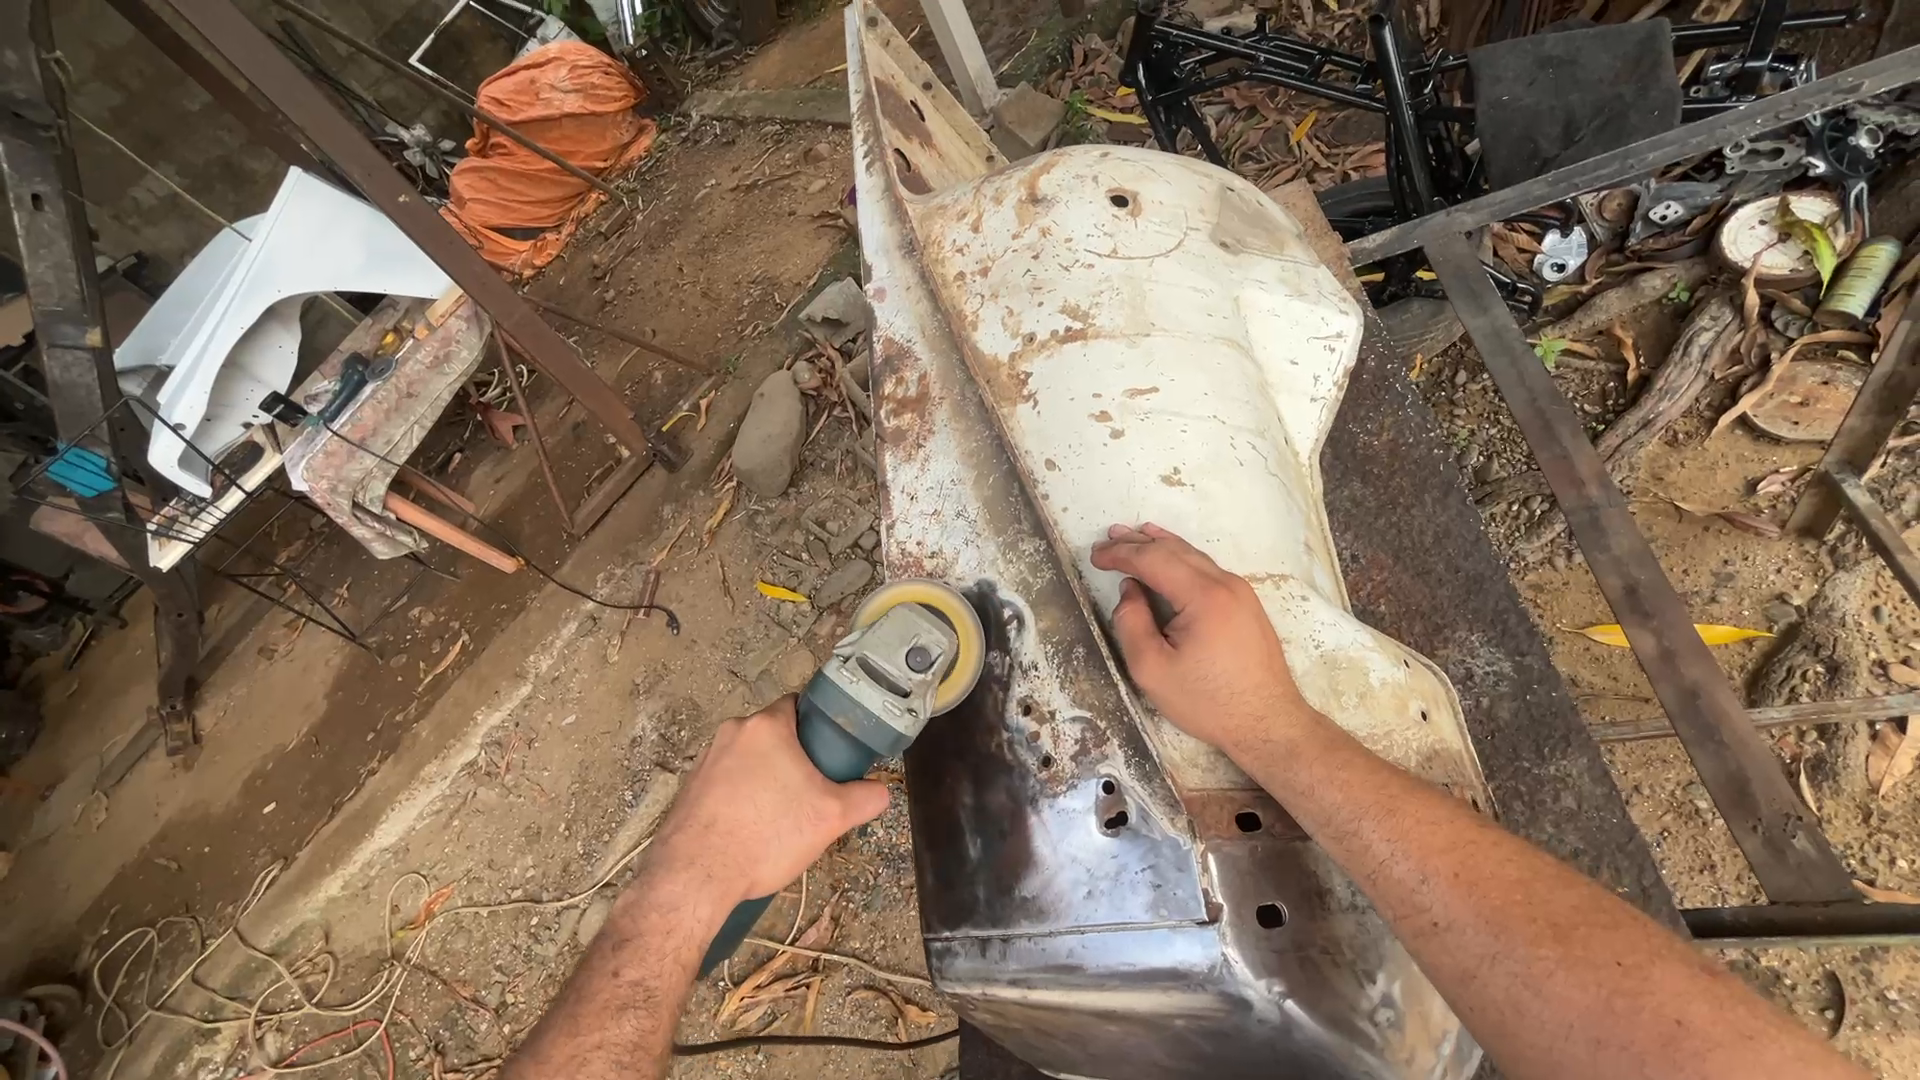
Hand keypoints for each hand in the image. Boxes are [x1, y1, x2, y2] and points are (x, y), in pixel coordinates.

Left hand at [645, 696, 888, 905]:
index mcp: (765, 726)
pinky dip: (742, 798)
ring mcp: (705, 761)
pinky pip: (726, 783)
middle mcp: (731, 734)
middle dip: (793, 758)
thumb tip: (881, 792)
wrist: (695, 878)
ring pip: (749, 760)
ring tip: (782, 816)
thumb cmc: (765, 835)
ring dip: (766, 778)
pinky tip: (752, 831)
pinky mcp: (689, 790)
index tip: (830, 750)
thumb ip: (865, 798)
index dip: (818, 724)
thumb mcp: (832, 817)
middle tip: (812, 789)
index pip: (797, 705)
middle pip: (773, 734)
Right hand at [1089, 523, 1317, 761]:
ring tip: (1134, 535)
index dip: (1121, 554)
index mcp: (1203, 596)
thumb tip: (1129, 590)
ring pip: (1193, 556)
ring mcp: (1240, 592)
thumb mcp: (1152, 669)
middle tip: (1107, 538)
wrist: (1268, 724)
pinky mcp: (1245, 604)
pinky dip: (1181, 558)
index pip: (1154, 560)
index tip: (1095, 557)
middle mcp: (1225, 584)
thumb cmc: (1207, 701)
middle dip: (1138, 543)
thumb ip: (1131, 623)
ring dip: (1160, 545)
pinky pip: (1206, 569)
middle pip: (1175, 550)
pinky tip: (1170, 555)